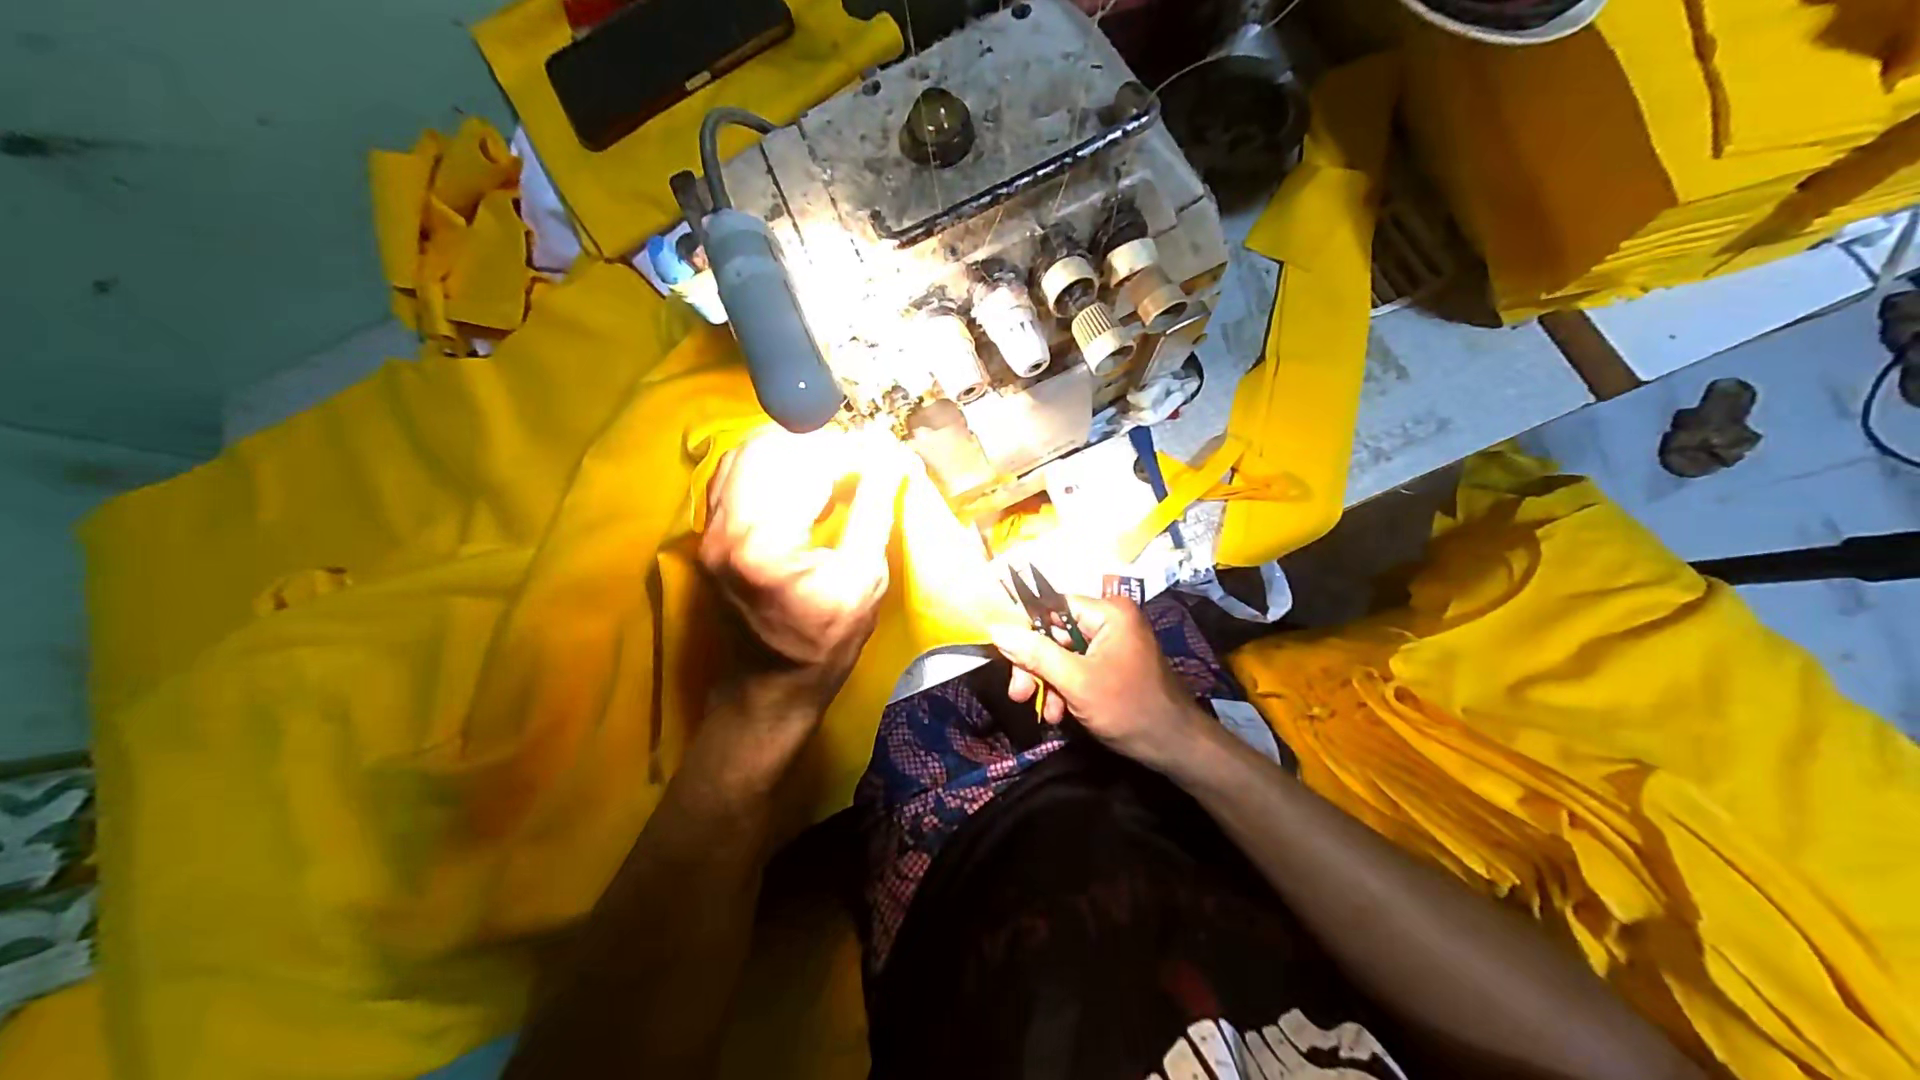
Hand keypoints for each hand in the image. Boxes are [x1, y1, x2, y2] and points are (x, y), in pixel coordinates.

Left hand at [699, 429, 900, 715]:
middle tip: (858, 458)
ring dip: (794, 448)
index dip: (850, 450)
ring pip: (747, 452)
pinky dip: (770, 462)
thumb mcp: (864, 581)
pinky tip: (800, 479)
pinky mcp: (708, 532)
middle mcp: (724, 527)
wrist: (768, 687)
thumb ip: (874, 510)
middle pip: (769, 446)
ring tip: (832, 466)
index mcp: (764, 544)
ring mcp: (709, 528)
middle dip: (820, 442)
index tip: (883, 452)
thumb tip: (890, 457)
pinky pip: (734, 472)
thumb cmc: (825, 644)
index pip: (806, 465)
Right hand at [990, 595, 1214, 771]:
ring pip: (1062, 654)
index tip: (1006, 657)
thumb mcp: (1076, 681)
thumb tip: (997, 629)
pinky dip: (1065, 689)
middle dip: (1036, 666)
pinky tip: (1061, 713)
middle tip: (1019, 694)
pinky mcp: (1112, 664)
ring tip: (1048, 712)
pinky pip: (1077, 667)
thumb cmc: (1128, 708)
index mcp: (1108, 612)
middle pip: (1054, 633)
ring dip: (1048, 683)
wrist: (1175, 746)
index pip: (1052, 606)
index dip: (1026, 630)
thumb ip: (1035, 654)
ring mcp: (1112, 643)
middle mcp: (1110, 620)